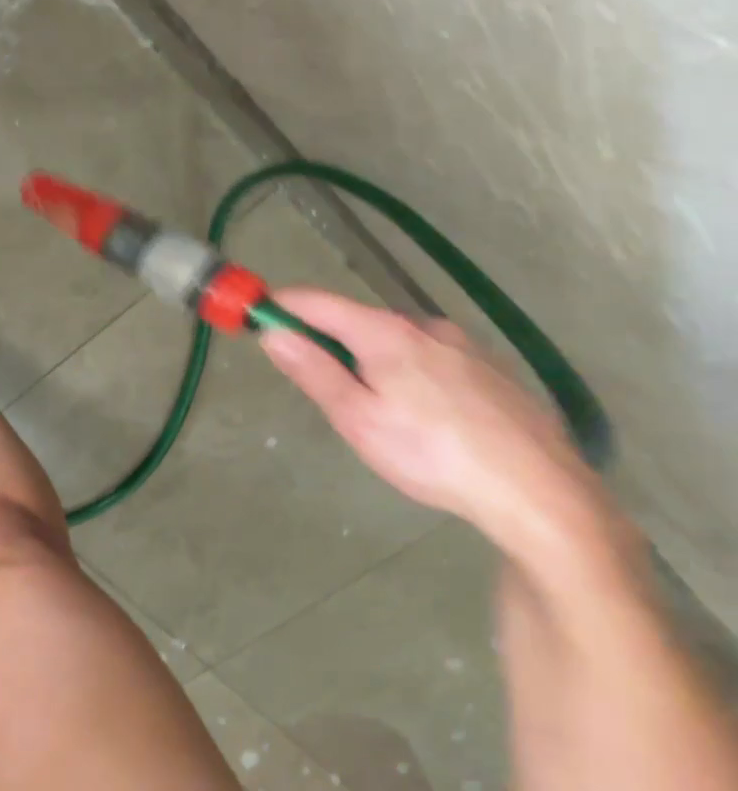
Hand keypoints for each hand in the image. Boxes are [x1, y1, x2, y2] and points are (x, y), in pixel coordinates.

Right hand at [259, 289, 603, 546]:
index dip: (279, 307)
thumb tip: (272, 332)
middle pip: (358, 322)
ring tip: (378, 416)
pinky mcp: (494, 373)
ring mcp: (467, 348)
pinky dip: (410, 376)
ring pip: (398, 344)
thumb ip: (313, 370)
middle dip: (329, 344)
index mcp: (386, 333)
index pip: (316, 302)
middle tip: (322, 392)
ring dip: (372, 363)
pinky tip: (425, 421)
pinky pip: (433, 362)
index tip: (254, 322)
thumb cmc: (431, 454)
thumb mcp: (356, 418)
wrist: (541, 493)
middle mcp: (427, 327)